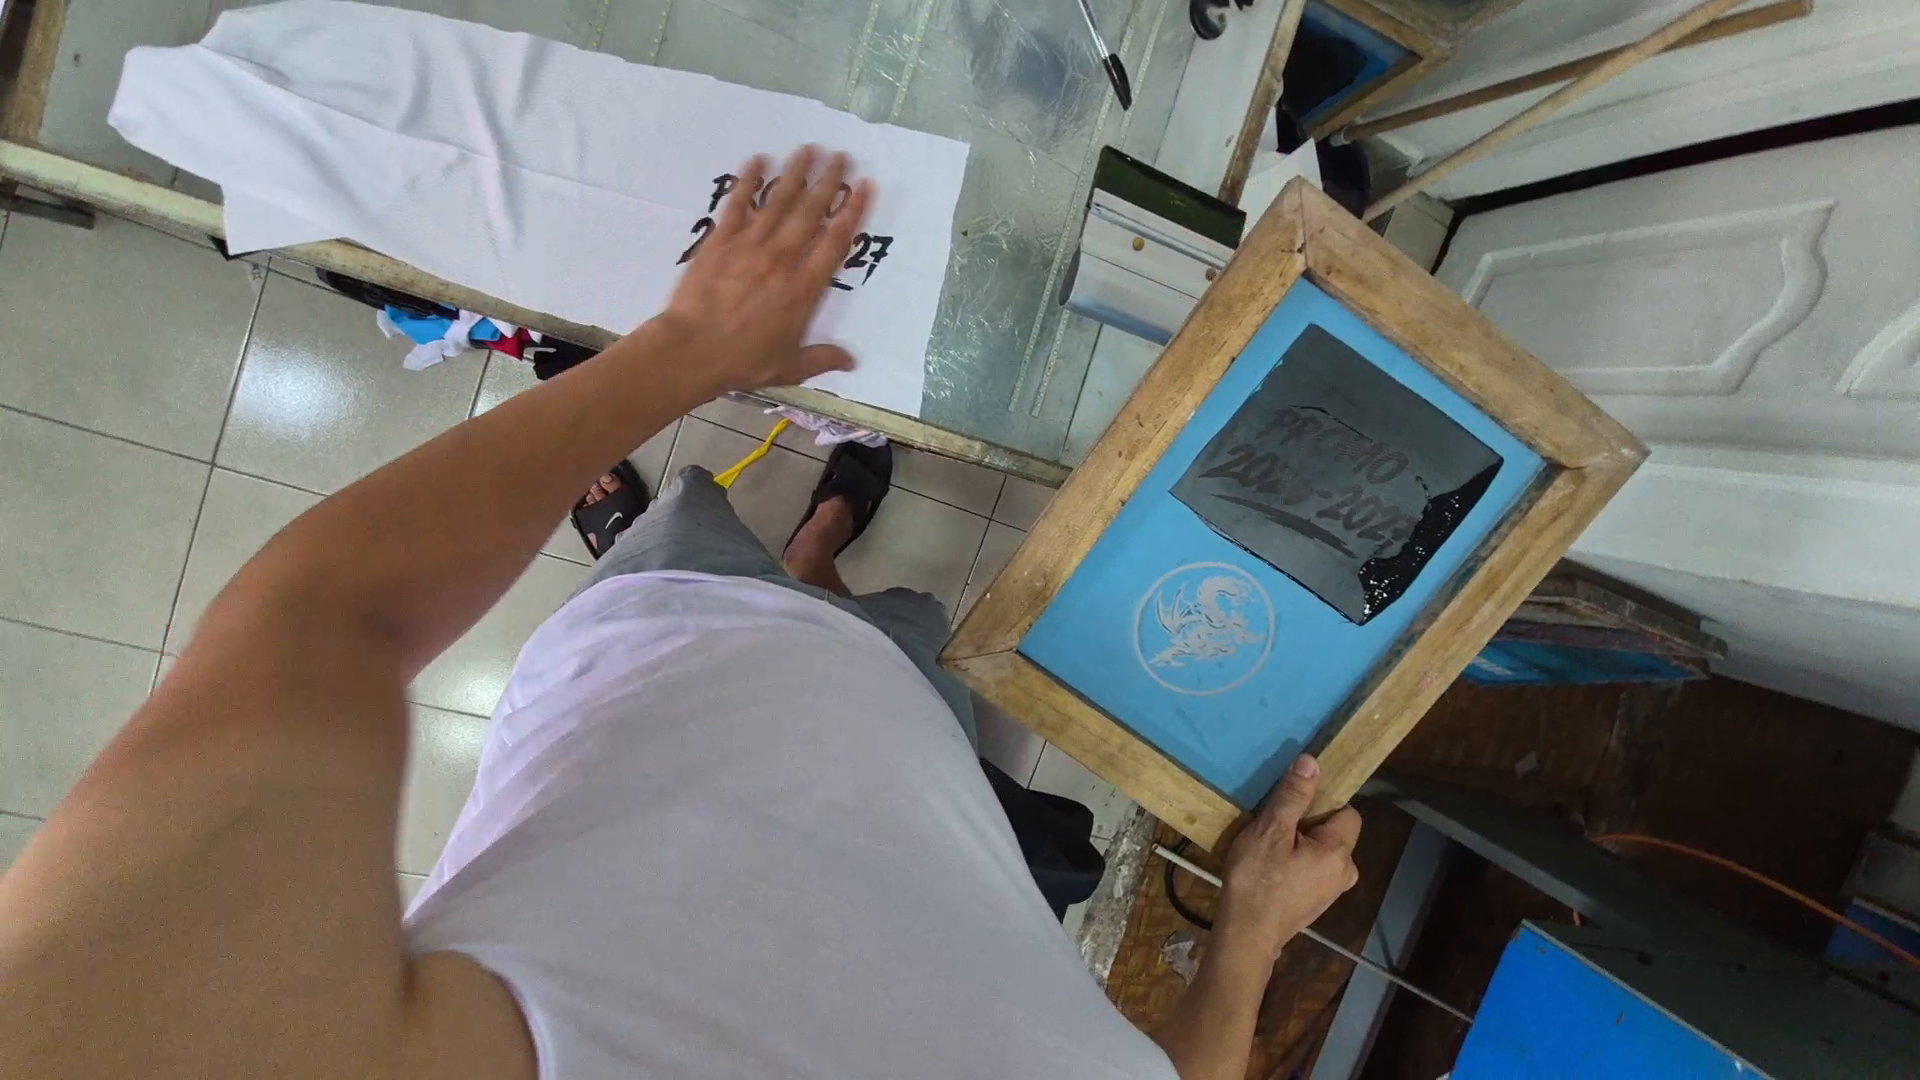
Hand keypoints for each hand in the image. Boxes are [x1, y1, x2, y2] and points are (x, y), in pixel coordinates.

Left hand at [653, 145, 873, 395]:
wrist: (693, 349)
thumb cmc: (745, 360)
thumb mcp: (790, 366)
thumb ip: (822, 358)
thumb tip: (851, 361)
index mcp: (803, 289)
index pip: (835, 243)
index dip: (852, 213)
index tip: (864, 188)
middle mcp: (781, 259)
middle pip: (810, 213)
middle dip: (828, 182)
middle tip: (842, 156)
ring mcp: (750, 246)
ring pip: (778, 202)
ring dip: (796, 173)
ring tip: (809, 149)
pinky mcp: (720, 242)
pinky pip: (738, 205)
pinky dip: (748, 181)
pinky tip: (758, 160)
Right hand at [1213, 754, 1360, 963]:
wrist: (1247, 932)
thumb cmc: (1258, 878)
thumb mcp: (1271, 829)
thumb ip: (1294, 796)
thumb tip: (1313, 762)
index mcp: (1339, 853)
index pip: (1347, 812)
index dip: (1322, 801)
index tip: (1293, 802)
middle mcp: (1345, 872)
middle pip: (1334, 831)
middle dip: (1306, 822)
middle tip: (1273, 824)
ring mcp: (1331, 890)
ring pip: (1321, 850)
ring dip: (1298, 842)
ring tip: (1267, 845)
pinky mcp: (1316, 902)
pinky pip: (1312, 868)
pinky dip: (1295, 861)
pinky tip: (1269, 866)